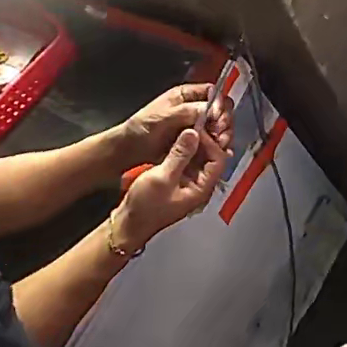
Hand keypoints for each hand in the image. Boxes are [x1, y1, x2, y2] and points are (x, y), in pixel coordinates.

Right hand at [112, 129, 219, 249]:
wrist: (129, 223)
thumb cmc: (146, 205)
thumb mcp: (162, 177)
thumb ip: (179, 154)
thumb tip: (193, 133)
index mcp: (201, 188)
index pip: (218, 160)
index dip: (210, 142)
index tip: (196, 128)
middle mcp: (198, 185)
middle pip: (209, 158)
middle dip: (202, 140)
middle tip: (190, 124)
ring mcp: (186, 183)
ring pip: (196, 158)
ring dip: (191, 143)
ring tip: (182, 128)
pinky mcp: (175, 180)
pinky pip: (184, 161)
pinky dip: (181, 149)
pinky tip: (173, 139)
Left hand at [115, 84, 233, 172]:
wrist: (132, 148)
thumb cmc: (142, 127)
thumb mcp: (163, 116)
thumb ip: (186, 111)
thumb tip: (209, 109)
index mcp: (185, 95)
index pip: (211, 92)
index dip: (218, 103)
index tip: (217, 117)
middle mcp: (193, 108)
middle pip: (220, 109)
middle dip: (224, 121)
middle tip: (220, 133)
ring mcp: (195, 125)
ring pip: (219, 126)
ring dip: (224, 135)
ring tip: (221, 145)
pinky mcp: (195, 141)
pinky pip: (212, 141)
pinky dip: (219, 147)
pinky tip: (222, 153)